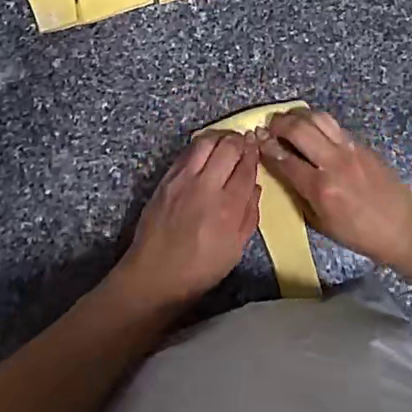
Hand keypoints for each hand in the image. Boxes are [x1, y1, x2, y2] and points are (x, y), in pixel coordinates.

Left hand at [108, 132, 260, 309]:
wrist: (155, 273)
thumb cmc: (200, 268)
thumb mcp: (236, 249)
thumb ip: (249, 215)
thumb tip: (255, 186)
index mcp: (228, 207)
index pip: (246, 167)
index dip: (253, 153)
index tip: (256, 146)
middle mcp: (206, 186)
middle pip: (227, 147)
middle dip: (239, 140)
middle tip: (244, 141)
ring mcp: (183, 179)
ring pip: (205, 142)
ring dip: (219, 138)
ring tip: (226, 142)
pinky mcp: (166, 179)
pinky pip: (187, 152)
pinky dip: (200, 147)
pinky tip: (205, 153)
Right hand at [258, 109, 411, 267]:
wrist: (403, 228)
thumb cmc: (359, 234)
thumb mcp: (321, 223)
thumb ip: (300, 195)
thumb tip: (283, 171)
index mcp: (321, 188)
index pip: (284, 159)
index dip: (266, 147)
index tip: (255, 139)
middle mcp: (333, 163)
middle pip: (299, 130)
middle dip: (279, 124)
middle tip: (269, 126)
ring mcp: (350, 150)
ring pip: (318, 119)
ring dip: (298, 115)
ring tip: (288, 120)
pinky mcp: (362, 145)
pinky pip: (334, 126)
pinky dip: (317, 121)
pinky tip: (311, 127)